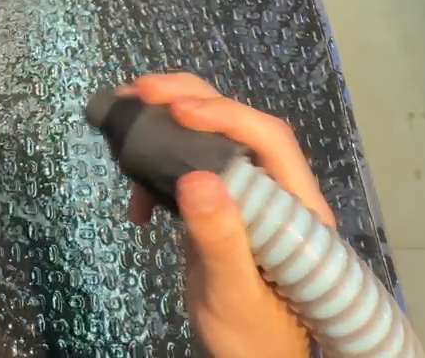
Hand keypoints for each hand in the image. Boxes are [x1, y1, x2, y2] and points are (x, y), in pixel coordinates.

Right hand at [125, 74, 334, 357]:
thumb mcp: (234, 295)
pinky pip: (187, 162)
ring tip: (127, 107)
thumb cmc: (253, 337)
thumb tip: (197, 179)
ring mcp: (246, 193)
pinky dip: (155, 167)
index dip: (224, 114)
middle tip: (140, 91)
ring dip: (166, 117)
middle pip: (234, 122)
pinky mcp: (220, 203)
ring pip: (208, 133)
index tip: (176, 110)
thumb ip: (221, 241)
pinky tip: (135, 201)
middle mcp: (275, 189)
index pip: (267, 138)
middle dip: (186, 97)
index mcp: (296, 207)